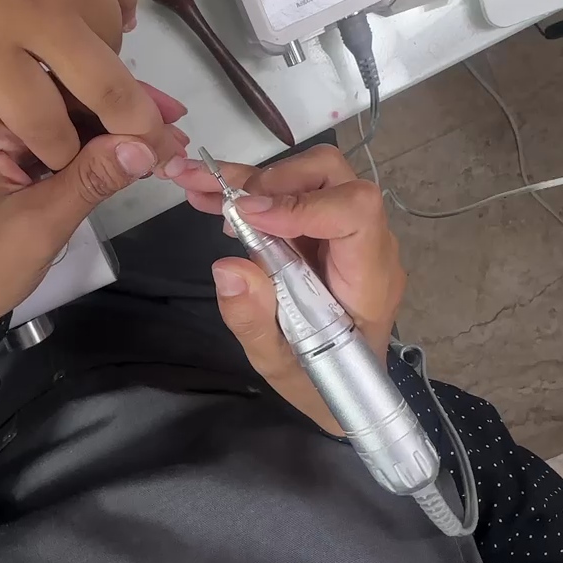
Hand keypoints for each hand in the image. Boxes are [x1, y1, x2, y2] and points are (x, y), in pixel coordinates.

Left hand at [0, 0, 172, 170]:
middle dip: (126, 128)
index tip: (63, 162)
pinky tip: (110, 20)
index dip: (57, 151)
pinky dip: (123, 14)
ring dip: (110, 67)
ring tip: (94, 75)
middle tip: (138, 143)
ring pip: (117, 39)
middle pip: (105, 90)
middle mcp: (45, 12)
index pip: (40, 119)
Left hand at [0, 89, 189, 333]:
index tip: (175, 122)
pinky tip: (122, 155)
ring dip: (107, 136)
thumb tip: (148, 143)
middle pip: (62, 105)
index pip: (64, 98)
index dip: (124, 109)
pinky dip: (83, 152)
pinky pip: (45, 143)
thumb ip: (93, 178)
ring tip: (161, 145)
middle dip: (121, 120)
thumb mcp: (40, 224)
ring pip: (58, 124)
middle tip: (178, 132)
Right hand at [168, 145, 405, 434]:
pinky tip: (206, 193)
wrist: (341, 387)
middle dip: (272, 181)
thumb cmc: (319, 381)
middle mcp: (365, 243)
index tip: (246, 216)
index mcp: (367, 279)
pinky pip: (290, 195)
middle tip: (226, 206)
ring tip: (195, 184)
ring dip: (249, 179)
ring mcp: (345, 231)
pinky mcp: (322, 228)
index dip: (299, 204)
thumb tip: (227, 267)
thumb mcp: (278, 363)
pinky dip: (247, 191)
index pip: (355, 212)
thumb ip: (254, 319)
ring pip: (308, 175)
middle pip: (333, 176)